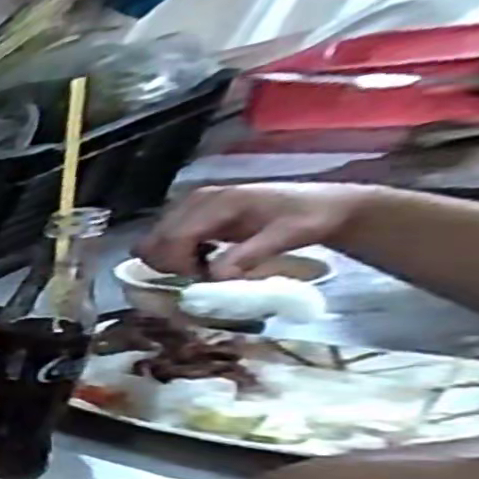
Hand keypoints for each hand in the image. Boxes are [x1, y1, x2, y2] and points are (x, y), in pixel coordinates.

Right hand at [138, 183, 378, 278]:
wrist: (326, 204)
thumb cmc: (311, 218)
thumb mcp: (289, 237)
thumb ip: (250, 255)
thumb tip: (215, 277)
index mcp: (217, 202)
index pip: (171, 239)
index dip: (178, 265)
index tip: (201, 278)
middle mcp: (195, 200)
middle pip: (153, 242)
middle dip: (170, 265)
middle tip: (200, 273)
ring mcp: (189, 205)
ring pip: (152, 243)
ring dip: (169, 261)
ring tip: (201, 265)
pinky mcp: (189, 213)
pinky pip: (162, 240)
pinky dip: (174, 254)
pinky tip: (201, 255)